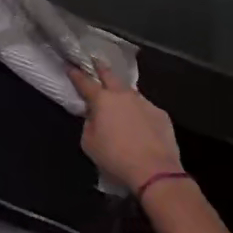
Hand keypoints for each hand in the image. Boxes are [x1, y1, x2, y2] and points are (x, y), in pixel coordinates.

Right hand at [69, 63, 183, 191]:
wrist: (155, 171)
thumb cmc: (115, 157)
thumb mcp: (89, 143)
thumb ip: (89, 124)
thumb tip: (94, 117)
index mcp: (102, 100)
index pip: (85, 82)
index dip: (76, 74)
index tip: (70, 66)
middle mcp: (123, 95)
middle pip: (110, 75)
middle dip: (100, 67)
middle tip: (95, 61)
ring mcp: (144, 103)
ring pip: (130, 92)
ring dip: (121, 92)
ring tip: (118, 98)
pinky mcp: (161, 114)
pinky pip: (145, 108)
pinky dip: (139, 111)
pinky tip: (139, 123)